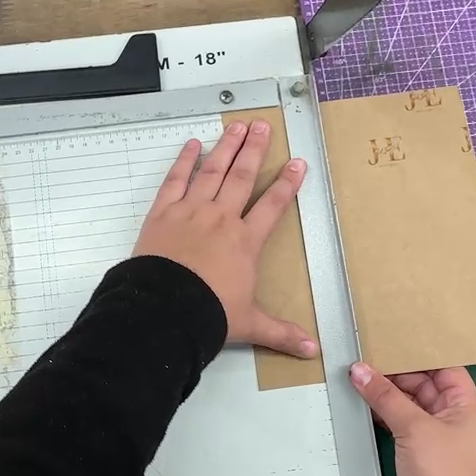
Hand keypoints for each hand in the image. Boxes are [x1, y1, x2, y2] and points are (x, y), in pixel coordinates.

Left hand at [133, 121, 317, 357]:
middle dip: (255, 150)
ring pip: (213, 171)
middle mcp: (221, 219)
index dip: (287, 184)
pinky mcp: (163, 212)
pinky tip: (192, 145)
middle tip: (263, 126)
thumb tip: (313, 350)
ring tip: (236, 126)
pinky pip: (176, 180)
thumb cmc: (209, 314)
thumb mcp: (249, 324)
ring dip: (226, 147)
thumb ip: (281, 332)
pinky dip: (184, 161)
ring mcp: (191, 211)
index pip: (272, 206)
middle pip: (242, 177)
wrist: (165, 310)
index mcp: (245, 242)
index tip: (297, 163)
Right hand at [349, 363, 475, 475]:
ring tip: (355, 375)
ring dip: (385, 393)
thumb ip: (385, 396)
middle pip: (422, 384)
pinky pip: (398, 423)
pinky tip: (361, 402)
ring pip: (407, 404)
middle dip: (394, 373)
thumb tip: (357, 369)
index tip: (388, 342)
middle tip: (362, 359)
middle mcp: (450, 416)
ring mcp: (432, 435)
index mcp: (464, 406)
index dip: (418, 355)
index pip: (443, 368)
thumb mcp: (414, 428)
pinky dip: (382, 413)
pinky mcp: (416, 452)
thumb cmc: (443, 472)